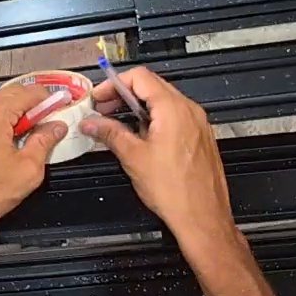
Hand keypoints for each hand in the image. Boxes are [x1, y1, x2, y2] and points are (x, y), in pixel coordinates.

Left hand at [0, 83, 67, 257]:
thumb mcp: (27, 170)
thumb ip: (45, 141)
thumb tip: (55, 128)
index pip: (28, 93)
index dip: (47, 99)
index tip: (55, 107)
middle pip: (6, 97)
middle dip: (26, 109)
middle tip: (39, 126)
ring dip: (4, 118)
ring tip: (13, 142)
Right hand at [80, 68, 242, 259]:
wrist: (202, 218)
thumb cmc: (176, 192)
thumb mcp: (133, 157)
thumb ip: (110, 133)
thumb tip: (93, 122)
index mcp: (173, 109)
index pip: (140, 77)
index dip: (114, 84)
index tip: (99, 97)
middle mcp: (189, 111)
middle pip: (151, 86)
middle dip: (123, 95)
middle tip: (102, 109)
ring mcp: (197, 123)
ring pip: (163, 101)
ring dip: (137, 107)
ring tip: (117, 124)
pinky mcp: (200, 137)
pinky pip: (174, 116)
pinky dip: (154, 118)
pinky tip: (139, 136)